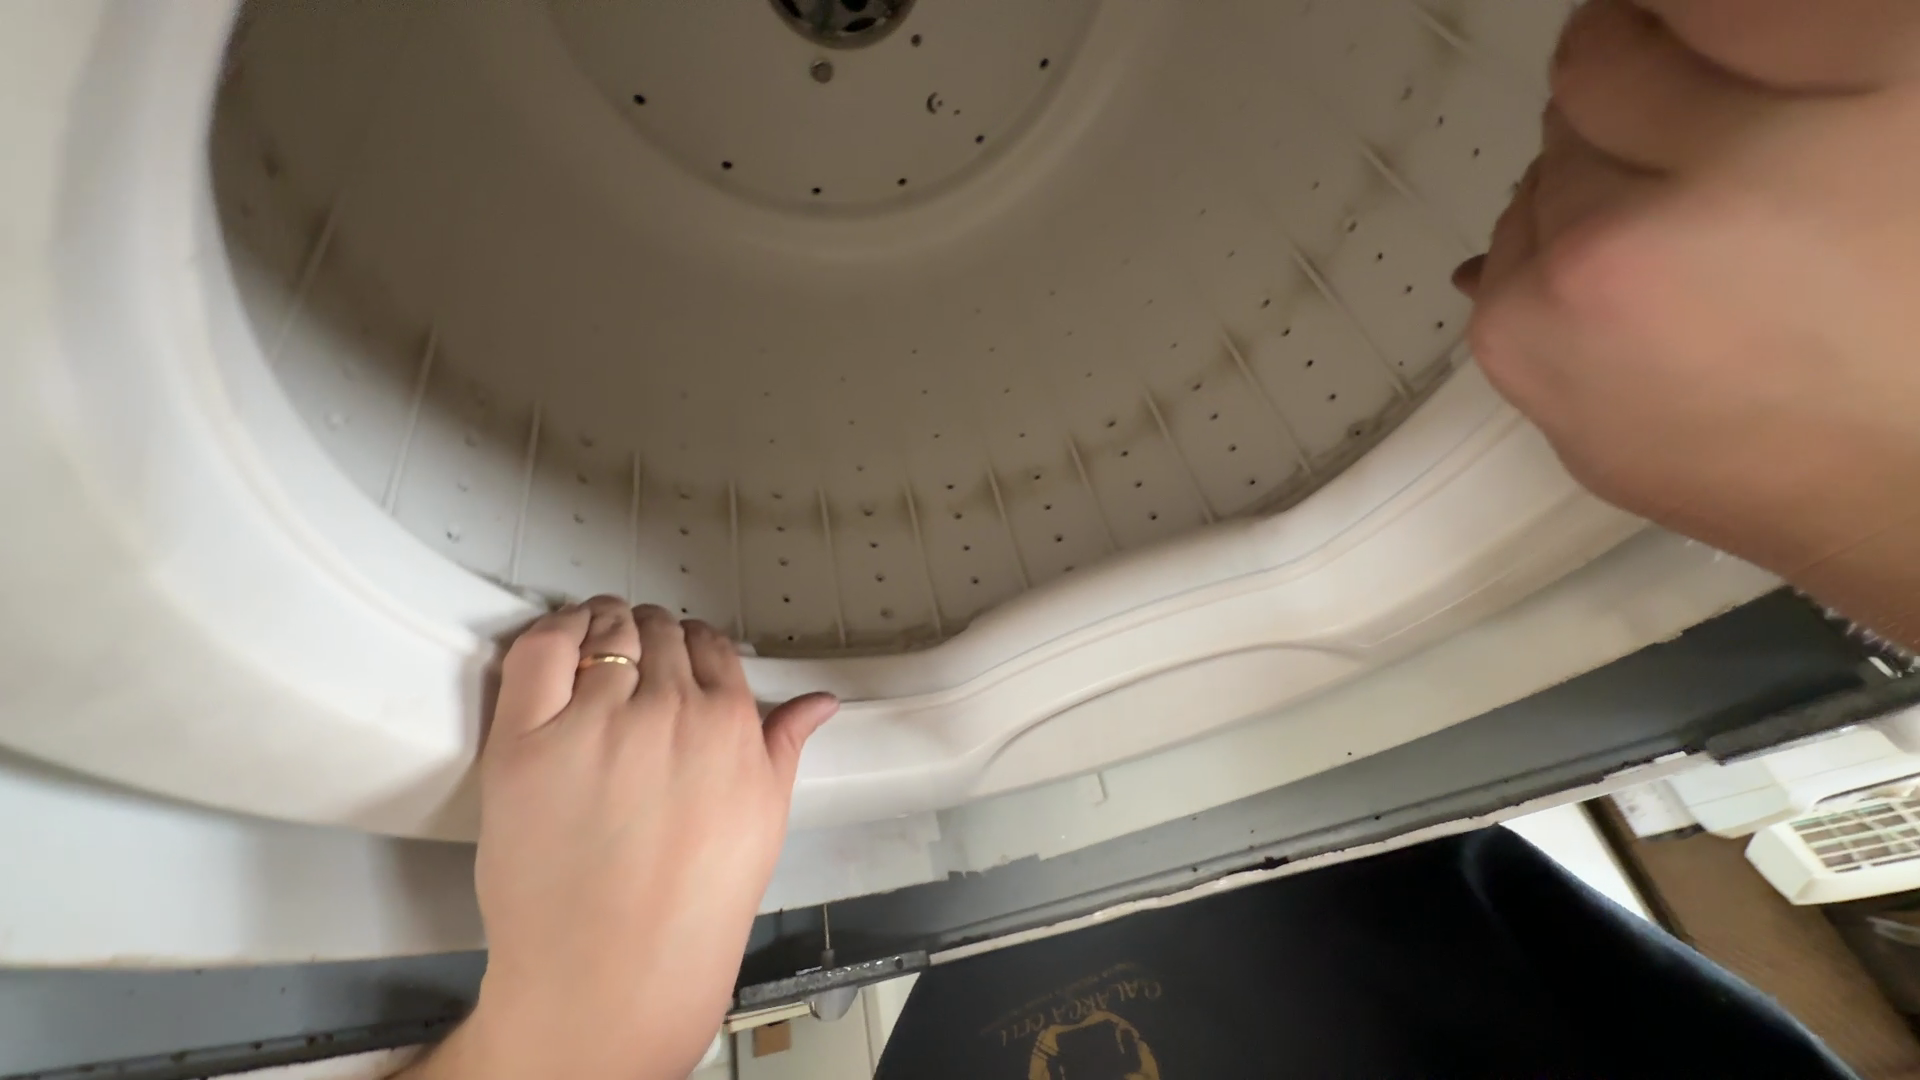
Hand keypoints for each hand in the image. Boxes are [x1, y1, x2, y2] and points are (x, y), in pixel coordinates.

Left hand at [403, 598, 838, 1079]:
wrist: (619, 968)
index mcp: (730, 719)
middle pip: (661, 631)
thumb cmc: (702, 897)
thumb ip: (788, 740)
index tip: (680, 650)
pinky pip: (543, 649)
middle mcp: (670, 708)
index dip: (693, 641)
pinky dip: (556, 627)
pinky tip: (565, 631)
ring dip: (608, 624)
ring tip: (600, 634)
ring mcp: (597, 721)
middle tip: (636, 647)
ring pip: (608, 632)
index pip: (711, 644)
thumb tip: (823, 701)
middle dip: (653, 631)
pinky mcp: (526, 741)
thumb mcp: (767, 812)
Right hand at [1459, 0, 1919, 647]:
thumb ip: (1531, 343)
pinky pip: (1742, 6)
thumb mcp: (1593, 432)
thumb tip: (1483, 265)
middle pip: (1562, 120)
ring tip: (1720, 95)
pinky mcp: (1879, 75)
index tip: (1619, 194)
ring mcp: (1733, 159)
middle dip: (1605, 124)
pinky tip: (1738, 41)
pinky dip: (1715, 17)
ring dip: (1652, 55)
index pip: (1520, 198)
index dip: (1574, 189)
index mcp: (1532, 320)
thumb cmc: (1765, 464)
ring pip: (1621, 49)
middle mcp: (1606, 239)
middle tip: (1667, 136)